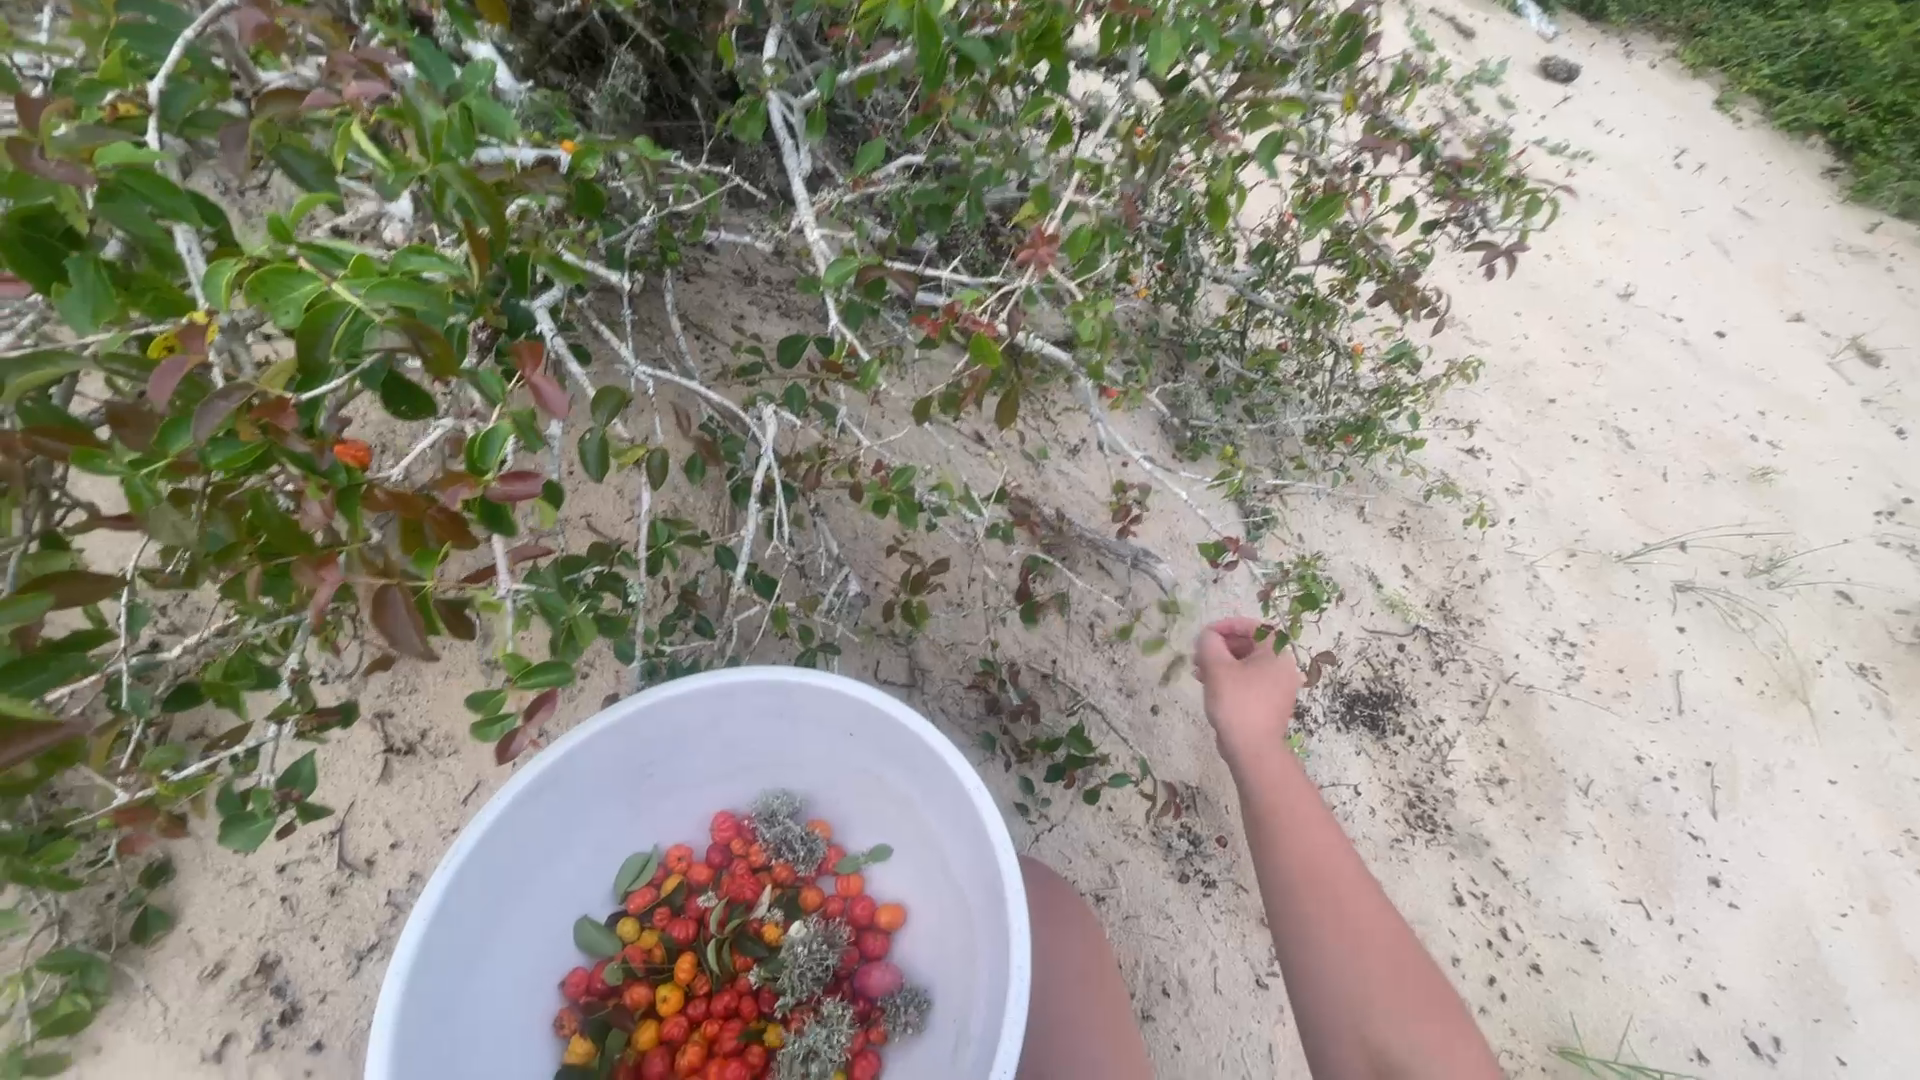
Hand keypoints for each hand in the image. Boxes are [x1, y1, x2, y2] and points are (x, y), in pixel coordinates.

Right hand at [1193, 616, 1302, 762]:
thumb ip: (1209, 643)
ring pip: (1246, 664)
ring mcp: (1278, 687)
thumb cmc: (1236, 702)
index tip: (1205, 633)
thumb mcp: (1217, 667)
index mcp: (1277, 654)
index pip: (1253, 627)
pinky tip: (1208, 684)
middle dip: (1220, 646)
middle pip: (1250, 645)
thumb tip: (1207, 636)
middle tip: (1198, 653)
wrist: (1252, 748)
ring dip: (1221, 662)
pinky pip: (1248, 680)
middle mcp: (1283, 667)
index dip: (1226, 625)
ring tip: (1198, 670)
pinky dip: (1229, 677)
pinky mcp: (1269, 702)